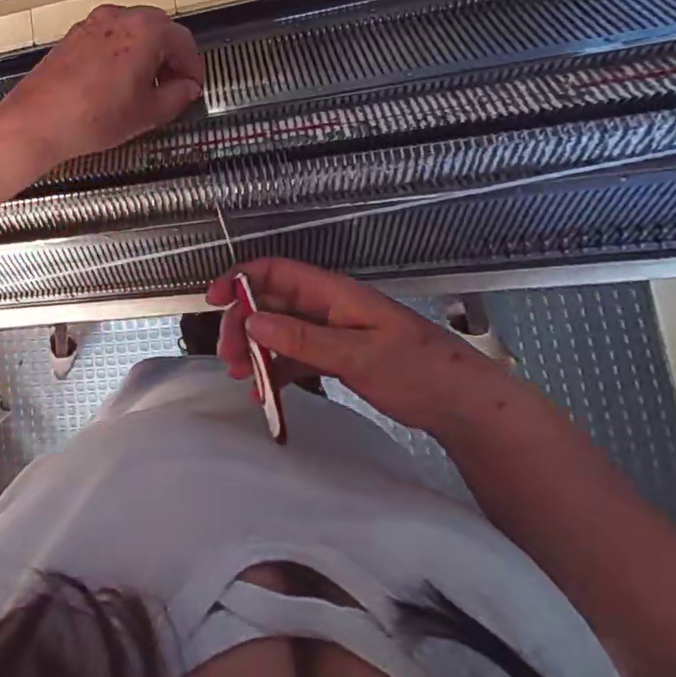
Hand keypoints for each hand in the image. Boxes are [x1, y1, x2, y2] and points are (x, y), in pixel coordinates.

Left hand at [0, 5, 204, 168]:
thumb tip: (186, 90)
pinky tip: (119, 86)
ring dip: (147, 56)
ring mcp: (93, 25)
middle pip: (160, 31)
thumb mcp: (147, 114)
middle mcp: (118, 18)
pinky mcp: (74, 37)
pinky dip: (123, 56)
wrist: (38, 121)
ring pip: (133, 33)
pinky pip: (110, 40)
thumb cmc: (86, 115)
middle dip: (171, 59)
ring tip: (146, 90)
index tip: (193, 85)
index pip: (184, 42)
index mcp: (144, 30)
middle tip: (176, 86)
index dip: (193, 68)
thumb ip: (177, 97)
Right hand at [205, 258, 538, 434]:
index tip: (214, 299)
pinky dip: (275, 370)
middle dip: (242, 325)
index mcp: (334, 294)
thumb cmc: (421, 370)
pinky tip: (264, 390)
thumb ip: (303, 339)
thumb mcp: (358, 355)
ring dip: (255, 350)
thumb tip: (255, 321)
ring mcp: (331, 333)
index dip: (240, 279)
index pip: (276, 272)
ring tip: (241, 376)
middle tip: (228, 356)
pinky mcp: (336, 357)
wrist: (461, 404)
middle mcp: (328, 308)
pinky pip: (294, 357)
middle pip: (270, 303)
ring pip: (278, 332)